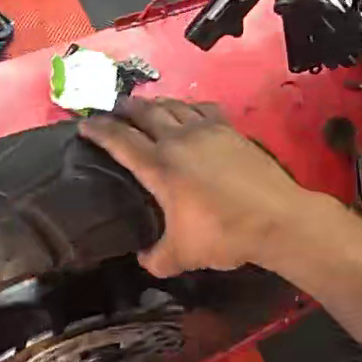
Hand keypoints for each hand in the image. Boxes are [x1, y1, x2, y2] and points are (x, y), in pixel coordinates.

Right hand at [79, 98, 329, 276]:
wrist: (275, 217)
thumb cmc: (223, 234)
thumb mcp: (182, 255)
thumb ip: (156, 257)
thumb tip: (145, 258)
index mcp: (160, 166)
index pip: (121, 140)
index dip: (100, 130)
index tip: (85, 124)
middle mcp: (179, 139)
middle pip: (146, 112)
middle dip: (126, 108)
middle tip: (114, 107)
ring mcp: (207, 130)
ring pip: (175, 105)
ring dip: (156, 103)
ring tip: (147, 105)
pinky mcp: (230, 130)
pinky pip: (204, 108)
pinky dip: (190, 106)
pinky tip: (190, 111)